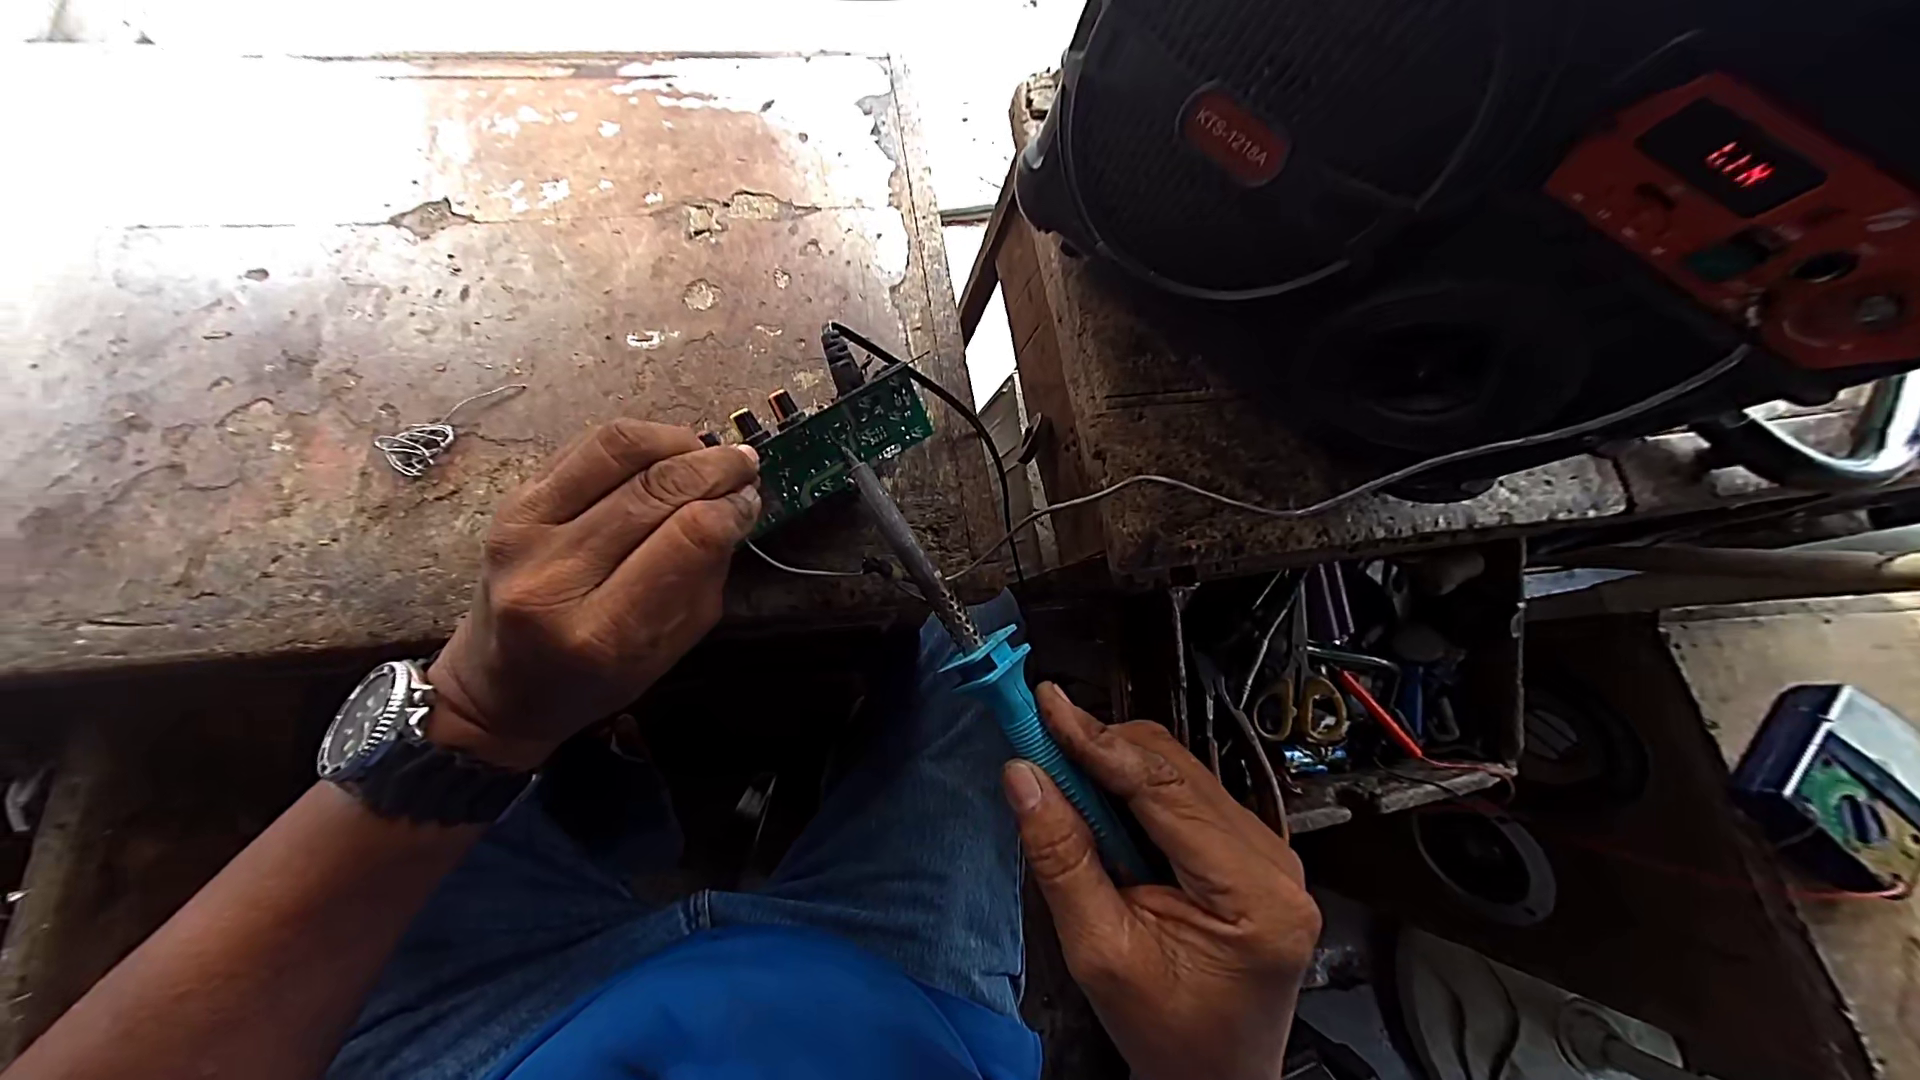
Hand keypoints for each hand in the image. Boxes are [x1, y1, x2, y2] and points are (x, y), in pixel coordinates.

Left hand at [425, 420, 761, 768]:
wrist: (501, 684)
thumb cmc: (598, 677)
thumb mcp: (672, 645)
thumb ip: (706, 574)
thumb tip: (736, 503)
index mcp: (603, 631)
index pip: (687, 539)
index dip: (731, 507)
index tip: (751, 500)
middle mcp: (555, 574)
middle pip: (656, 488)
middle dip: (715, 468)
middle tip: (745, 466)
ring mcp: (521, 529)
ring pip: (618, 449)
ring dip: (679, 442)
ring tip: (707, 454)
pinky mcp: (510, 501)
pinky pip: (586, 445)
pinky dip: (640, 439)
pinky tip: (666, 453)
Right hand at [1001, 683, 1320, 1079]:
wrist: (1216, 1075)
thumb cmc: (1170, 1034)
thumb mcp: (1100, 952)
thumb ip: (1062, 857)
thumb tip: (1026, 779)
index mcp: (1253, 892)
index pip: (1162, 786)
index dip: (1096, 741)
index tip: (1048, 707)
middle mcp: (1269, 857)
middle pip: (1169, 764)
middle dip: (1097, 745)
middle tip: (1037, 733)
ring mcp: (1260, 846)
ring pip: (1171, 766)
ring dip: (1108, 761)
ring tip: (1057, 766)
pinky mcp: (1239, 843)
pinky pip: (1176, 786)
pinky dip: (1126, 780)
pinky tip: (1093, 792)